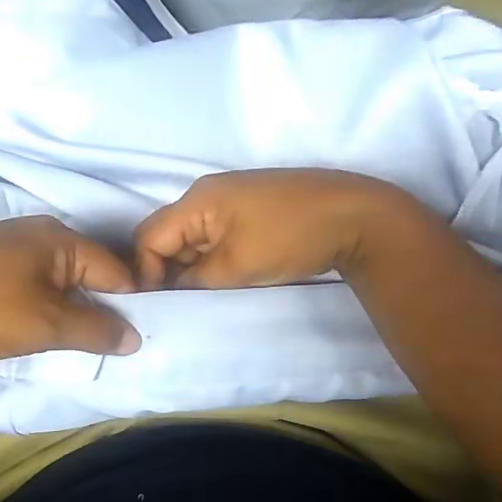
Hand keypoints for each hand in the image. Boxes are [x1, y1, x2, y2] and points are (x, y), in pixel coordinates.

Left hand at [0, 216, 141, 365]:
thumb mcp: (46, 323)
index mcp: (58, 237)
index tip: (139, 340)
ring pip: (56, 285)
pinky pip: (28, 291)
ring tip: (75, 349)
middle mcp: (34, 234)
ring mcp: (4, 251)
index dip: (132, 304)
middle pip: (87, 274)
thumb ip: (96, 329)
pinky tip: (35, 336)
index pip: (116, 268)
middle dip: (99, 311)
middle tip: (110, 350)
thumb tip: (135, 337)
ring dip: (68, 316)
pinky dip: (39, 313)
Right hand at [132, 168, 415, 288]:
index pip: (148, 238)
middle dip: (164, 272)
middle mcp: (206, 194)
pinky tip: (217, 283)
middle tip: (173, 307)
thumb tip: (170, 292)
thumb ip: (192, 281)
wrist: (356, 218)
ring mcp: (229, 200)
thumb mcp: (233, 268)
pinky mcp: (248, 210)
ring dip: (188, 269)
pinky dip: (208, 260)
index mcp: (197, 201)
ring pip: (189, 239)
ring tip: (196, 299)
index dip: (144, 274)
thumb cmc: (289, 239)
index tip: (156, 306)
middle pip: (165, 237)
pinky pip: (212, 237)